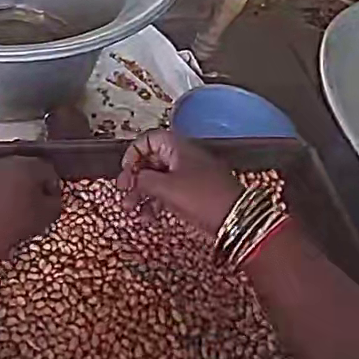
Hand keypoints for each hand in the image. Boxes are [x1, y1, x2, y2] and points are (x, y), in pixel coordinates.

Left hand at [0, 155, 61, 258]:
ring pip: (11, 176)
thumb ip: (55, 202)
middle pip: (29, 170)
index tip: (53, 201)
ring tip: (21, 208)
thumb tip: (52, 199)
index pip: (49, 171)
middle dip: (35, 185)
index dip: (54, 187)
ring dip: (18, 188)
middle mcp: (8, 163)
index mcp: (28, 165)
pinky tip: (3, 209)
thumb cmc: (15, 222)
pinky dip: (1, 194)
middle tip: (38, 203)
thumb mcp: (46, 215)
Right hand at [116, 129, 242, 236]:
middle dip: (134, 177)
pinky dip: (155, 202)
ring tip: (130, 210)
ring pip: (157, 178)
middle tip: (123, 193)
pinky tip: (147, 218)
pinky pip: (168, 192)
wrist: (236, 219)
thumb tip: (132, 178)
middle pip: (150, 160)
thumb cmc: (201, 197)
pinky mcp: (193, 192)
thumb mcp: (166, 188)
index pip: (148, 139)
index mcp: (177, 147)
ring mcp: (188, 174)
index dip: (133, 153)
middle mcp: (182, 156)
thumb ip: (143, 180)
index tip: (126, 171)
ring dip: (141, 193)